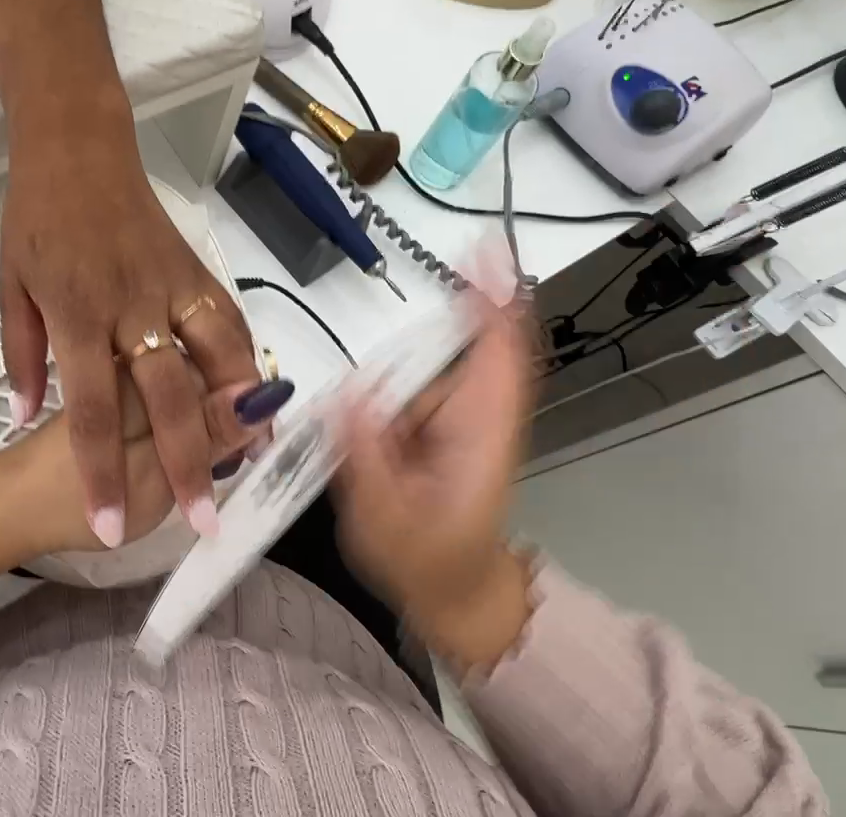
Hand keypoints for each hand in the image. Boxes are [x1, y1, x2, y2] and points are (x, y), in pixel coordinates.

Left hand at [0, 143, 262, 547]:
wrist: (78, 150)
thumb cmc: (37, 219)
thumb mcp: (12, 285)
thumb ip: (22, 355)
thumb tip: (24, 416)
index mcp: (77, 317)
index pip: (90, 411)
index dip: (102, 474)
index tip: (111, 527)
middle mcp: (131, 308)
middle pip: (166, 397)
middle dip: (187, 463)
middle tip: (205, 518)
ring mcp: (171, 286)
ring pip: (218, 356)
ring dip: (241, 410)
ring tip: (258, 457)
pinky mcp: (196, 268)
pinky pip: (229, 319)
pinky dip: (245, 357)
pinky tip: (256, 391)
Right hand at [332, 290, 535, 667]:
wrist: (454, 591)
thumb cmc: (431, 564)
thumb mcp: (386, 520)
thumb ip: (365, 454)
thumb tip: (346, 391)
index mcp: (482, 435)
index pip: (499, 355)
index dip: (494, 301)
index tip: (482, 254)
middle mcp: (479, 414)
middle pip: (450, 356)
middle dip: (404, 370)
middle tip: (374, 429)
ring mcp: (460, 414)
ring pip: (419, 375)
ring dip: (383, 403)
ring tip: (373, 470)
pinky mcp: (441, 420)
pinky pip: (409, 392)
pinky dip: (380, 407)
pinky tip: (374, 457)